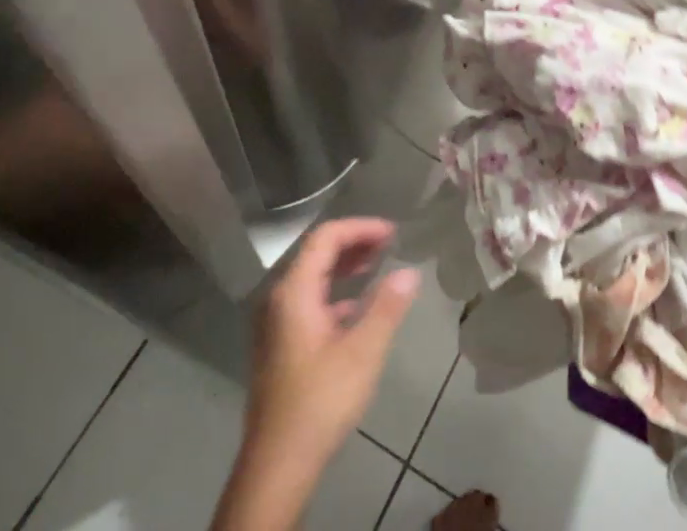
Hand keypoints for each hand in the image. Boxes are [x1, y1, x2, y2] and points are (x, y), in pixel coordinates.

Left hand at [245, 218, 421, 469]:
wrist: (279, 458)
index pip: (324, 238)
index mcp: (294, 292)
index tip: (393, 232)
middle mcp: (279, 299)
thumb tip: (409, 272)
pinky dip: (336, 295)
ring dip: (345, 268)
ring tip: (379, 266)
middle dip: (353, 244)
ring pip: (312, 280)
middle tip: (390, 244)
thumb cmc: (321, 399)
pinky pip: (310, 303)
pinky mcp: (281, 344)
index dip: (359, 228)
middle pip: (315, 255)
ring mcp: (277, 323)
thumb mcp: (362, 352)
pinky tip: (359, 310)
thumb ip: (386, 308)